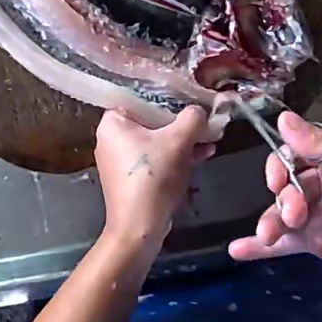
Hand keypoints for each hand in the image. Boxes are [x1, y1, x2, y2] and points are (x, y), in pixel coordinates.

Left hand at [94, 107, 221, 242]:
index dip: (169, 95)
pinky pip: (155, 158)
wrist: (139, 226)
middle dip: (181, 122)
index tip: (192, 96)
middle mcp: (111, 138)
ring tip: (211, 137)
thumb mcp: (178, 141)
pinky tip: (203, 154)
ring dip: (183, 140)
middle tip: (205, 120)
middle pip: (151, 119)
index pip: (140, 97)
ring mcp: (120, 159)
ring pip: (156, 140)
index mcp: (112, 122)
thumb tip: (200, 109)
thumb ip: (192, 118)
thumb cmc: (153, 177)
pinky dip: (175, 155)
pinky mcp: (131, 177)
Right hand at [226, 114, 321, 305]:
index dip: (282, 162)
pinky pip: (283, 240)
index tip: (277, 179)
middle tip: (293, 215)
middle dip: (282, 197)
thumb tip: (283, 117)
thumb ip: (319, 144)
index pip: (300, 150)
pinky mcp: (317, 242)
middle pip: (288, 181)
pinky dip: (260, 244)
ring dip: (270, 221)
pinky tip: (238, 250)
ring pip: (282, 210)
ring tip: (268, 236)